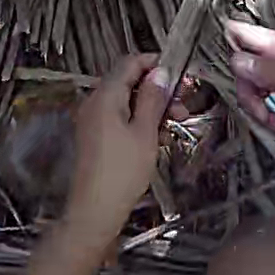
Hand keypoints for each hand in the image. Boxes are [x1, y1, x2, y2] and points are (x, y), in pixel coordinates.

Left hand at [64, 53, 169, 242]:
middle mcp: (95, 101)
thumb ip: (152, 99)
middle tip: (182, 104)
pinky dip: (138, 121)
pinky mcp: (95, 135)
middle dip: (157, 89)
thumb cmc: (123, 171)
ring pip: (125, 101)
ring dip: (150, 107)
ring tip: (175, 123)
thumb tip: (161, 72)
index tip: (178, 74)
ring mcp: (92, 119)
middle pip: (128, 81)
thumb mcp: (145, 132)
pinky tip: (158, 137)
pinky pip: (119, 117)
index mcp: (105, 95)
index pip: (129, 62)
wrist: (94, 212)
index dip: (154, 63)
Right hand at [226, 21, 274, 148]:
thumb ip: (270, 72)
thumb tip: (236, 59)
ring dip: (261, 110)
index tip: (224, 57)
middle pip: (246, 70)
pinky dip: (273, 121)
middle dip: (249, 91)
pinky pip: (268, 111)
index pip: (251, 35)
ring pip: (255, 93)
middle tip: (260, 107)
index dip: (233, 40)